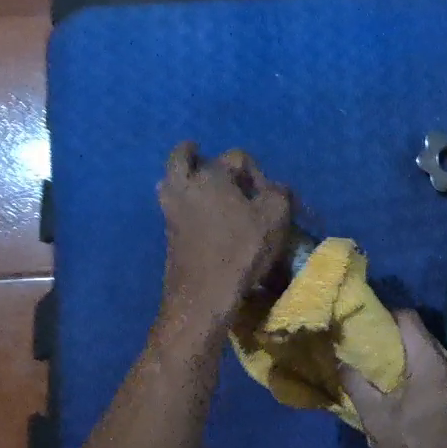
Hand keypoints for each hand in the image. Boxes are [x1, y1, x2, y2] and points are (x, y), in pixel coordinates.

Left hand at [158, 142, 292, 328]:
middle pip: (181, 157)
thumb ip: (278, 193)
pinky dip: (179, 200)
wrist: (204, 293)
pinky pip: (170, 204)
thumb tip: (274, 187)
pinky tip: (195, 211)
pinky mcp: (168, 232)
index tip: (265, 193)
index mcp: (212, 175)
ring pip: (169, 181)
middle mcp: (186, 186)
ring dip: (180, 177)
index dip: (255, 171)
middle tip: (200, 155)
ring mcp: (172, 210)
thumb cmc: (242, 249)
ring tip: (194, 182)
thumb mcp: (275, 217)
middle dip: (192, 153)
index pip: (237, 156)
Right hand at [340, 311, 446, 447]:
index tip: (362, 325)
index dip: (385, 316)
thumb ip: (356, 382)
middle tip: (364, 342)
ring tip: (377, 359)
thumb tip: (338, 358)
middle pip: (419, 332)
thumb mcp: (375, 418)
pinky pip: (435, 361)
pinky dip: (415, 362)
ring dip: (404, 349)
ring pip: (427, 346)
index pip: (409, 320)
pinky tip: (396, 377)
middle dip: (392, 333)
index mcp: (433, 365)